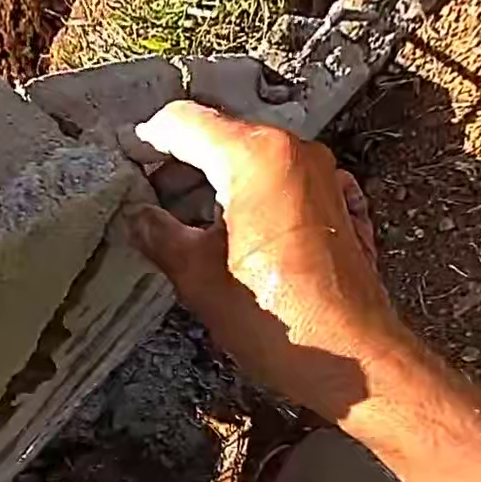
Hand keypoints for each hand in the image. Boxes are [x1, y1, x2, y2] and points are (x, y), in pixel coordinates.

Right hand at [127, 101, 410, 418]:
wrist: (353, 359)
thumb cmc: (278, 319)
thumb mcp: (198, 278)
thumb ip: (159, 236)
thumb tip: (139, 218)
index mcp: (256, 158)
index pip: (186, 122)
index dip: (148, 139)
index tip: (127, 157)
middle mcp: (295, 154)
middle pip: (222, 138)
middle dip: (180, 165)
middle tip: (148, 199)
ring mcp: (322, 177)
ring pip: (253, 162)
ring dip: (214, 185)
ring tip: (183, 224)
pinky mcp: (336, 206)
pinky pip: (282, 187)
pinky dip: (250, 200)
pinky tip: (231, 237)